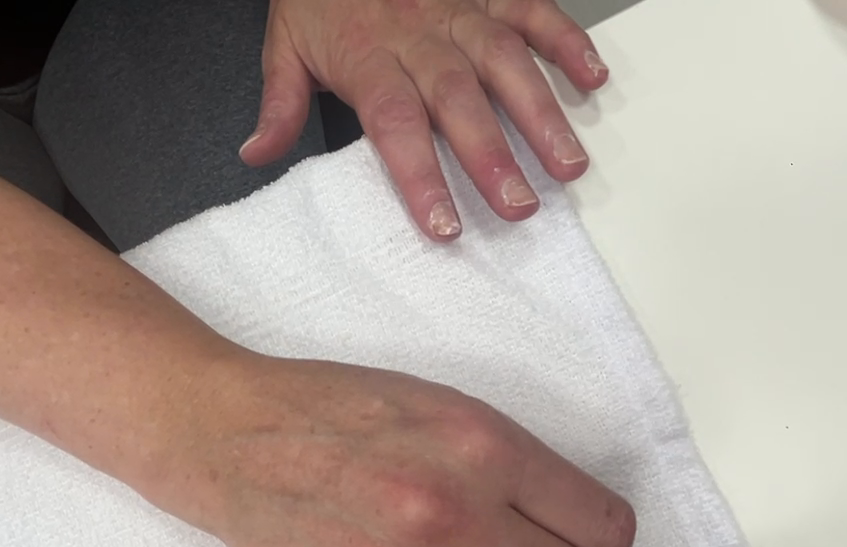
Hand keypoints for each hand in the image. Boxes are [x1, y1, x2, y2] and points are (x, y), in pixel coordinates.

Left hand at [241, 0, 608, 239]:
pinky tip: (591, 81)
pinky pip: (533, 10)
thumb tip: (255, 155)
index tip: (444, 224)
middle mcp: (421, 35)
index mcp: (370, 59)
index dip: (422, 176)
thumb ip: (277, 104)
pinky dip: (565, 42)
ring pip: (506, 60)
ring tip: (568, 166)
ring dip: (542, 113)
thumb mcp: (285, 45)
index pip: (397, 124)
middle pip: (460, 101)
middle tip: (519, 207)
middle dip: (493, 157)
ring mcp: (461, 10)